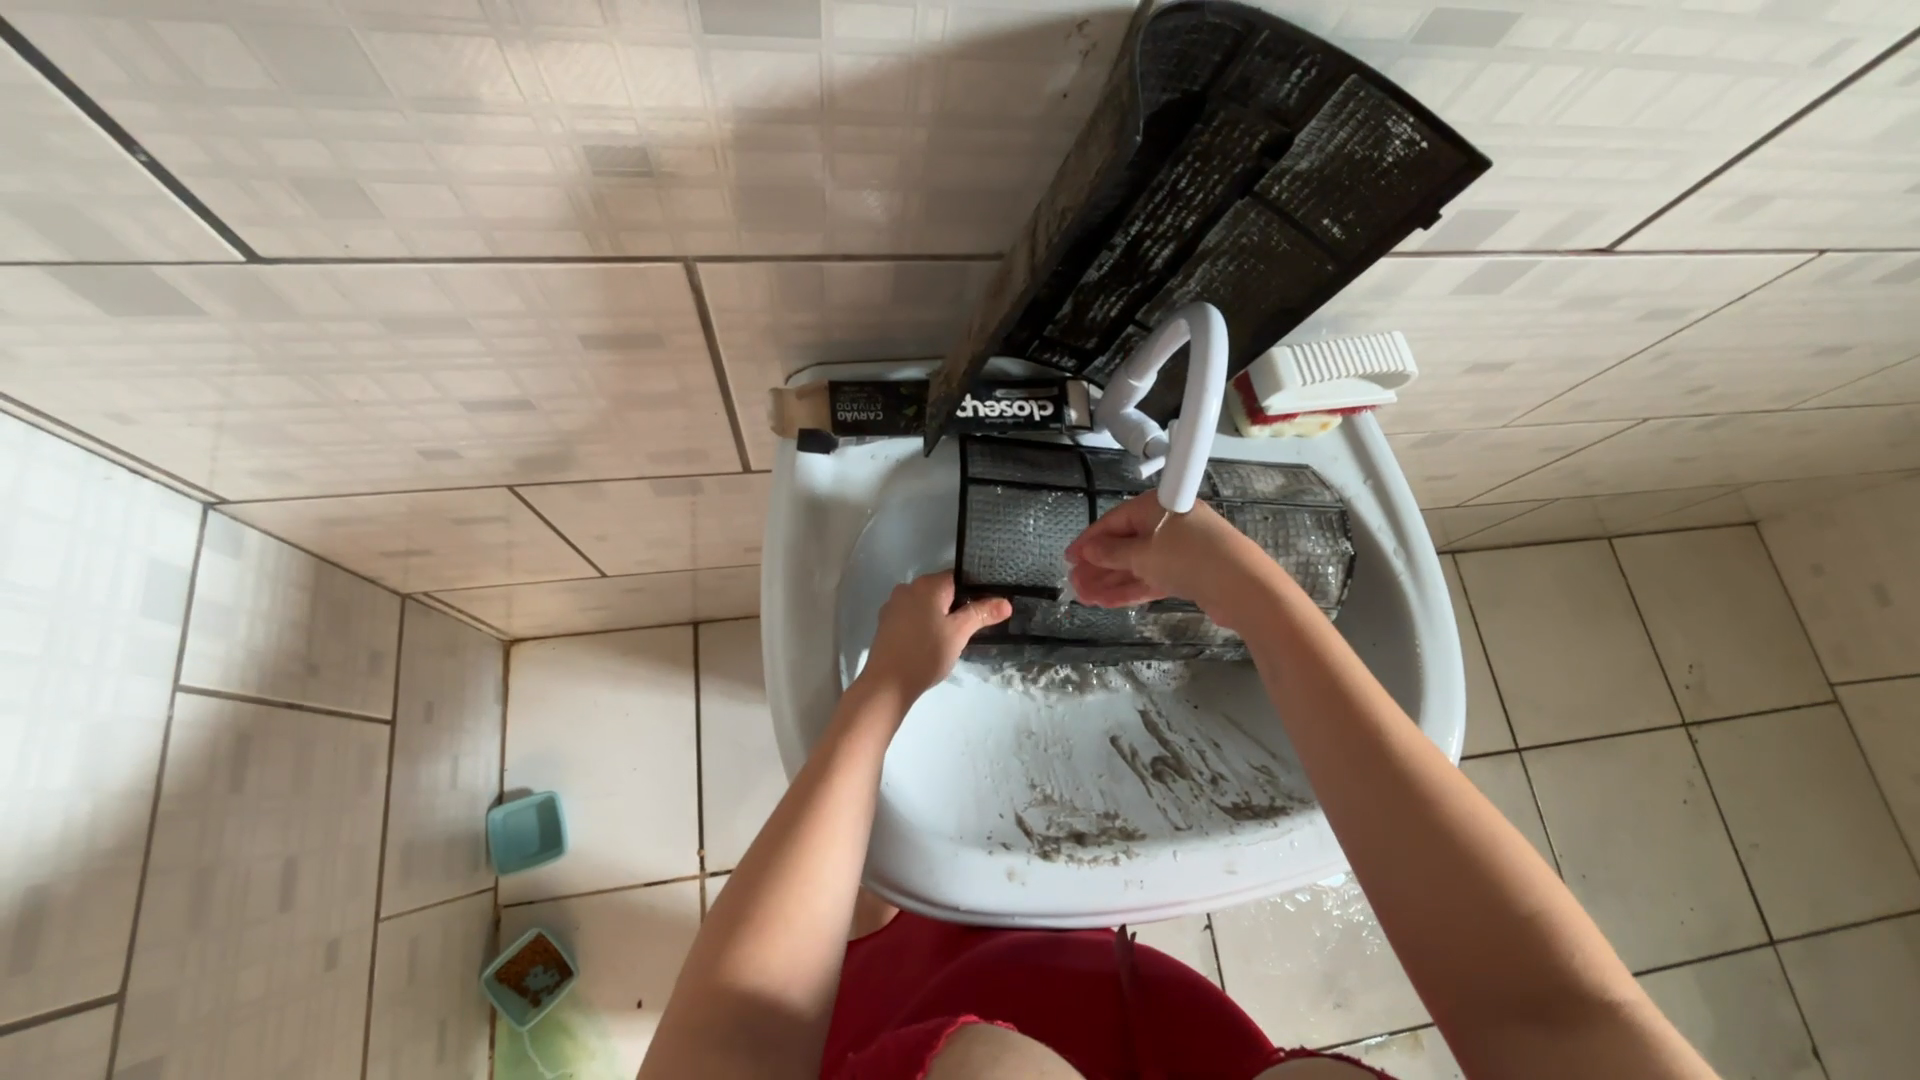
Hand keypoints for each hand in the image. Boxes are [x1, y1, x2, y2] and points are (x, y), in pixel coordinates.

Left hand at [856, 572, 1011, 701]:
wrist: (887, 683)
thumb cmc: (926, 654)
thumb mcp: (959, 633)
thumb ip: (981, 613)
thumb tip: (1006, 602)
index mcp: (927, 585)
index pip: (958, 577)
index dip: (975, 591)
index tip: (986, 608)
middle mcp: (908, 588)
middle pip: (941, 589)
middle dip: (957, 605)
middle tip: (971, 627)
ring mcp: (893, 605)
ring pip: (926, 603)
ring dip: (940, 615)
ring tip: (951, 638)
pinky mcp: (886, 622)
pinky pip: (912, 614)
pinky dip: (924, 623)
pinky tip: (929, 642)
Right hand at [1064, 494, 1270, 621]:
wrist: (1241, 584)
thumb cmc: (1187, 557)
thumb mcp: (1141, 553)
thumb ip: (1111, 553)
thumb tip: (1090, 550)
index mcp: (1155, 507)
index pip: (1113, 521)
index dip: (1089, 541)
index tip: (1069, 559)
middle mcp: (1166, 524)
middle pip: (1124, 544)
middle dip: (1098, 566)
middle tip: (1074, 584)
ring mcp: (1178, 550)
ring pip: (1135, 565)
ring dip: (1110, 581)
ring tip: (1085, 597)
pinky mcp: (1186, 573)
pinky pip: (1150, 578)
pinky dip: (1130, 588)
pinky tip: (1107, 601)